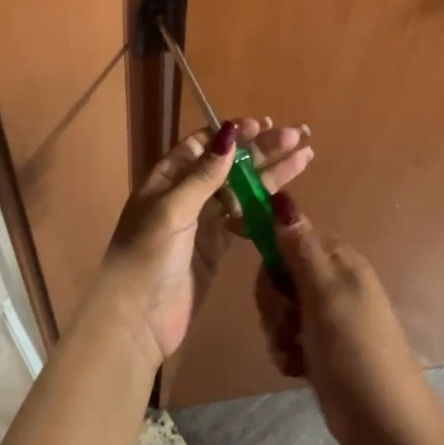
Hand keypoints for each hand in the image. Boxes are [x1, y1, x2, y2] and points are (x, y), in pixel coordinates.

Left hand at [90, 118, 314, 368]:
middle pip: (230, 165)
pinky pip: (245, 219)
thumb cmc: (148, 256)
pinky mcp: (216, 248)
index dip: (234, 134)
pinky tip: (287, 196)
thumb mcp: (173, 209)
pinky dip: (265, 207)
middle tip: (298, 136)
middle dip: (263, 150)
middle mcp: (186, 194)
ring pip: (242, 190)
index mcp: (168, 178)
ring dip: (271, 174)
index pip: (204, 145)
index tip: (264, 124)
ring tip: (306, 157)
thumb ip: (204, 174)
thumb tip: (230, 133)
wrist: (137, 319)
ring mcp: (203, 222)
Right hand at [255, 206, 430, 444]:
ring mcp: (326, 317)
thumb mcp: (324, 292)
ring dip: (278, 328)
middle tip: (286, 317)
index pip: (293, 232)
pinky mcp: (319, 348)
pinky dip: (286, 351)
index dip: (270, 240)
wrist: (382, 420)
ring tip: (294, 348)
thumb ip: (300, 247)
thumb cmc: (354, 347)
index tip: (246, 248)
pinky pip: (286, 337)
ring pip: (279, 307)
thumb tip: (282, 199)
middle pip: (280, 271)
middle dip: (273, 296)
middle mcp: (332, 283)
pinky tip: (297, 367)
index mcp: (339, 261)